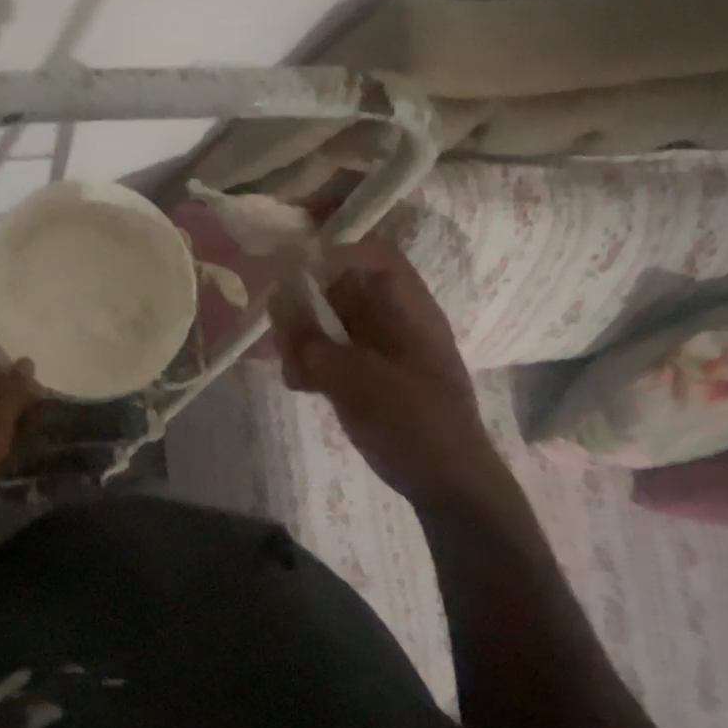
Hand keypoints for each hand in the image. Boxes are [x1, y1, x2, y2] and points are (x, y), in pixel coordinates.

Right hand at [272, 235, 501, 504]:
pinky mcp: (368, 375)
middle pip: (339, 286)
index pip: (369, 252)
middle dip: (303, 302)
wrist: (449, 486)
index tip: (289, 253)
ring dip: (302, 338)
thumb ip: (314, 343)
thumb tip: (278, 306)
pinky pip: (331, 352)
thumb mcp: (358, 382)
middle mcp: (392, 319)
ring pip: (329, 321)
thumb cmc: (415, 425)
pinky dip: (311, 362)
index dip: (331, 242)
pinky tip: (301, 385)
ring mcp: (380, 347)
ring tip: (293, 368)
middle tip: (280, 330)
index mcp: (407, 308)